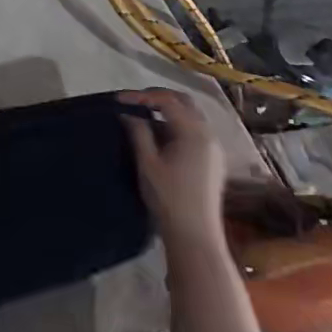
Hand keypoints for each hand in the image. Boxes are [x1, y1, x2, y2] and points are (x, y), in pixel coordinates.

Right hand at [119, 88, 225, 247]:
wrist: (195, 235)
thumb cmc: (168, 198)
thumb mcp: (147, 163)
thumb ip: (138, 133)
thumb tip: (128, 113)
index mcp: (194, 133)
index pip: (167, 101)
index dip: (142, 96)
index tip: (119, 99)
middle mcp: (209, 135)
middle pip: (184, 102)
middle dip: (157, 97)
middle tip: (133, 101)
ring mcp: (213, 148)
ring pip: (191, 116)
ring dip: (167, 110)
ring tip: (142, 115)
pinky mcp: (212, 160)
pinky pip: (194, 130)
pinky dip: (175, 124)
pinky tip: (158, 135)